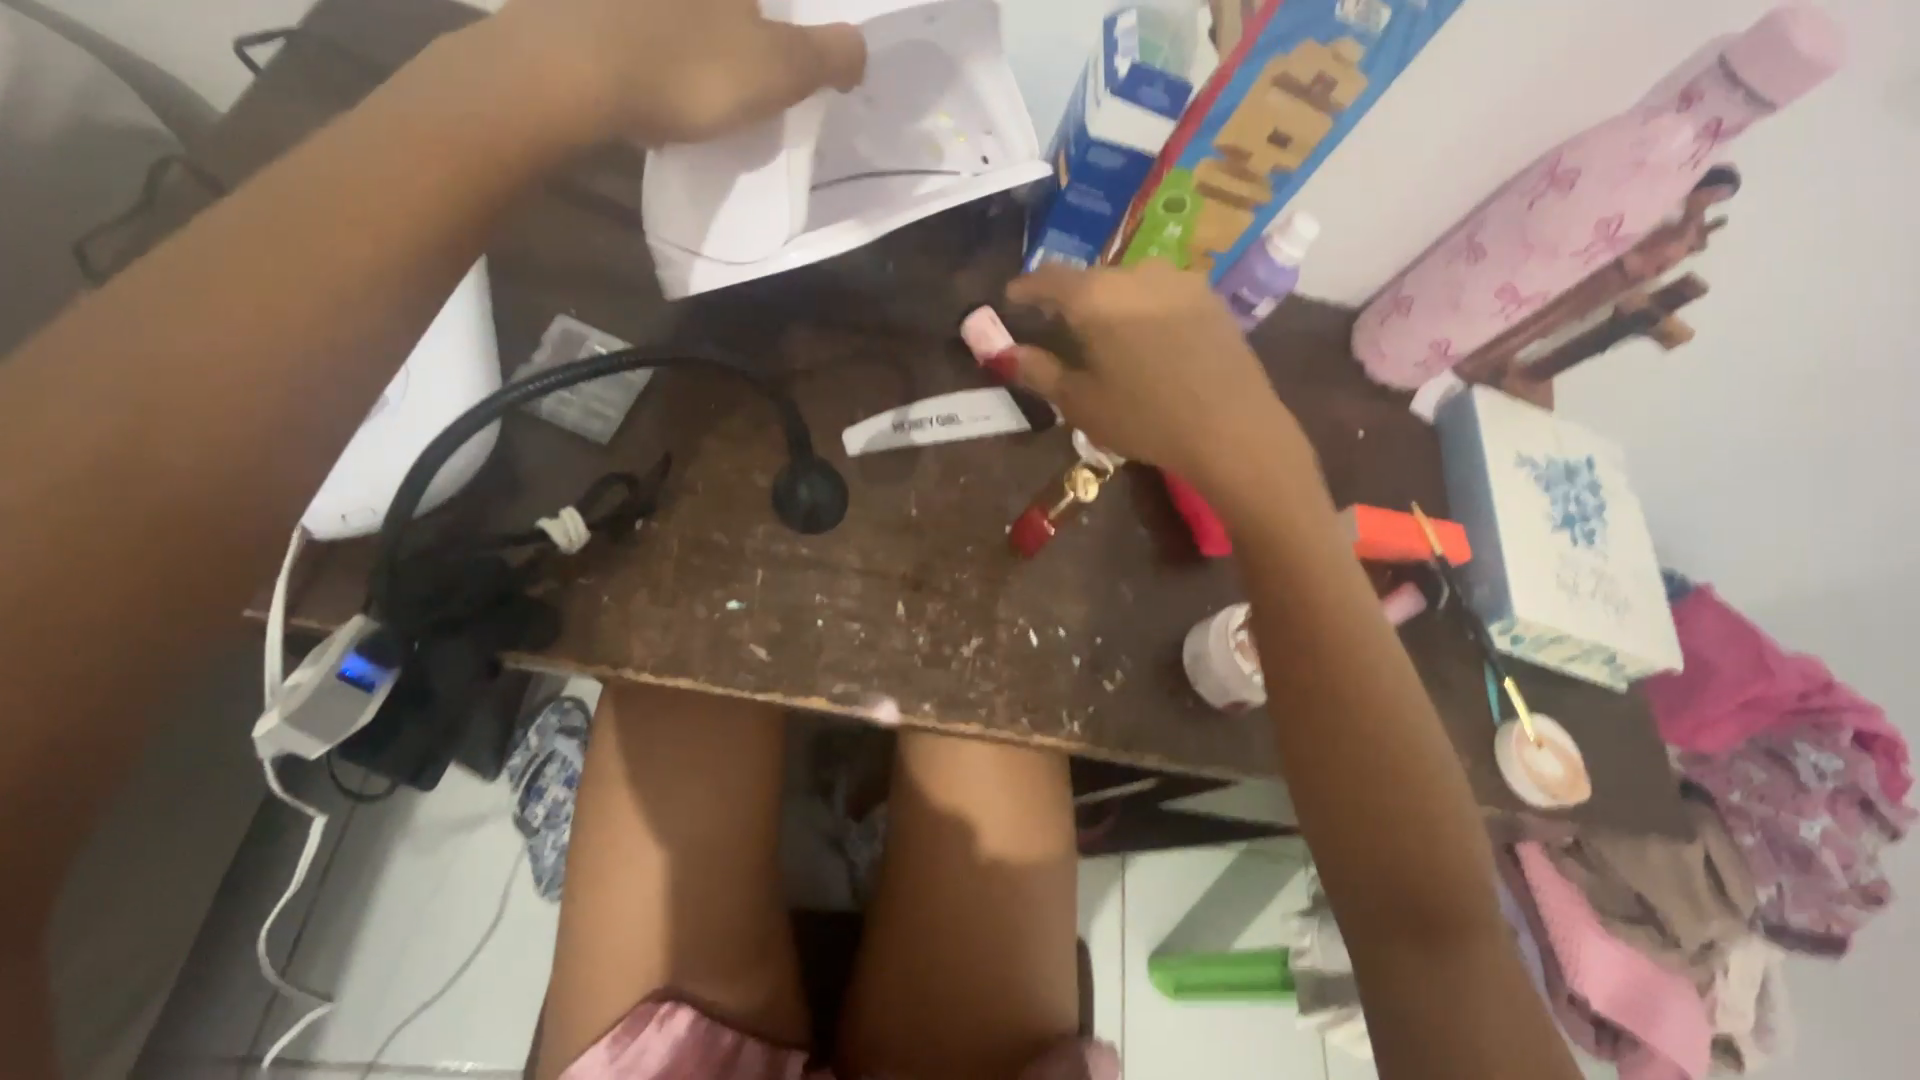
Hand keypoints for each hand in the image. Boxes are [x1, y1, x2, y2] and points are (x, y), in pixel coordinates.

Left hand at [491, 0, 866, 144]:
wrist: (564, 75)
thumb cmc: (687, 66)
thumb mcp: (779, 69)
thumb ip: (829, 55)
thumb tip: (858, 49)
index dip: (791, 18)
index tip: (791, 64)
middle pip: (736, 5)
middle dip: (747, 21)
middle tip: (758, 74)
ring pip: (679, 14)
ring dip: (695, 30)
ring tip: (709, 82)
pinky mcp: (581, 5)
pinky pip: (637, 21)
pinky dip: (652, 41)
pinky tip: (656, 80)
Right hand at [1004, 261, 1309, 487]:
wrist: (1233, 429)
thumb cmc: (1145, 418)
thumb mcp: (1080, 402)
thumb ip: (1037, 370)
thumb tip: (1001, 352)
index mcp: (1095, 296)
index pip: (1048, 278)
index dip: (1025, 288)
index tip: (1011, 300)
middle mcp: (1136, 273)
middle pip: (1091, 278)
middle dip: (1070, 299)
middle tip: (1059, 327)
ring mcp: (1179, 280)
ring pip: (1130, 284)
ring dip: (1111, 304)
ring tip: (1107, 337)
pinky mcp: (1211, 297)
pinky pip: (1163, 295)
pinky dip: (1145, 311)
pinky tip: (1149, 344)